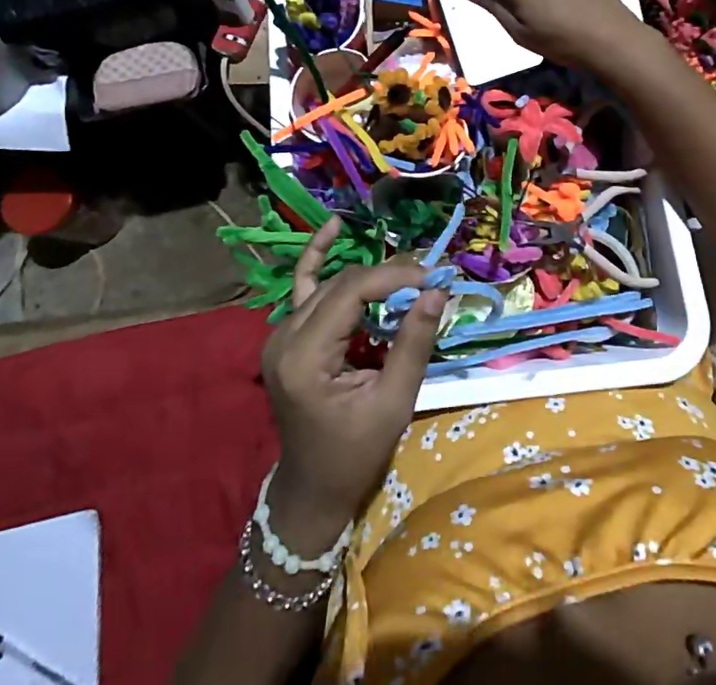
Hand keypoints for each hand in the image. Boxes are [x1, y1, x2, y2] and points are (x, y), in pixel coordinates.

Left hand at [259, 218, 446, 542]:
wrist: (313, 486)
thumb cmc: (355, 452)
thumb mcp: (393, 403)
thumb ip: (413, 345)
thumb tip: (437, 293)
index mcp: (304, 357)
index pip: (351, 292)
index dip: (395, 277)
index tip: (434, 278)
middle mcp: (283, 337)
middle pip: (340, 284)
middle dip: (387, 276)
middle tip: (429, 280)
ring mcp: (279, 335)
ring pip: (328, 284)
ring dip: (368, 276)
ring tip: (409, 270)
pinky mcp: (285, 337)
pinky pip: (303, 289)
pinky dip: (319, 258)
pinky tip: (334, 228)